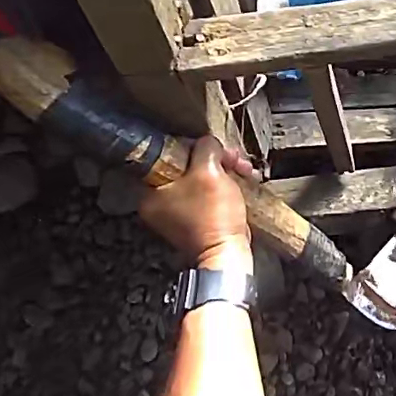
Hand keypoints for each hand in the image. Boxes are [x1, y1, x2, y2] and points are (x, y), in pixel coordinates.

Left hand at [137, 137, 255, 271]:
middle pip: (188, 166)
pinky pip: (206, 193)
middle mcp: (157, 202)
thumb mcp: (211, 171)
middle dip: (216, 160)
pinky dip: (223, 186)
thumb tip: (208, 142)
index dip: (197, 146)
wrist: (227, 253)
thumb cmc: (214, 215)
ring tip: (244, 172)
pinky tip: (241, 182)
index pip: (170, 153)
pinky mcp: (194, 219)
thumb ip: (206, 147)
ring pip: (200, 178)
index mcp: (151, 191)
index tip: (217, 150)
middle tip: (235, 161)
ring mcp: (176, 212)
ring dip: (224, 171)